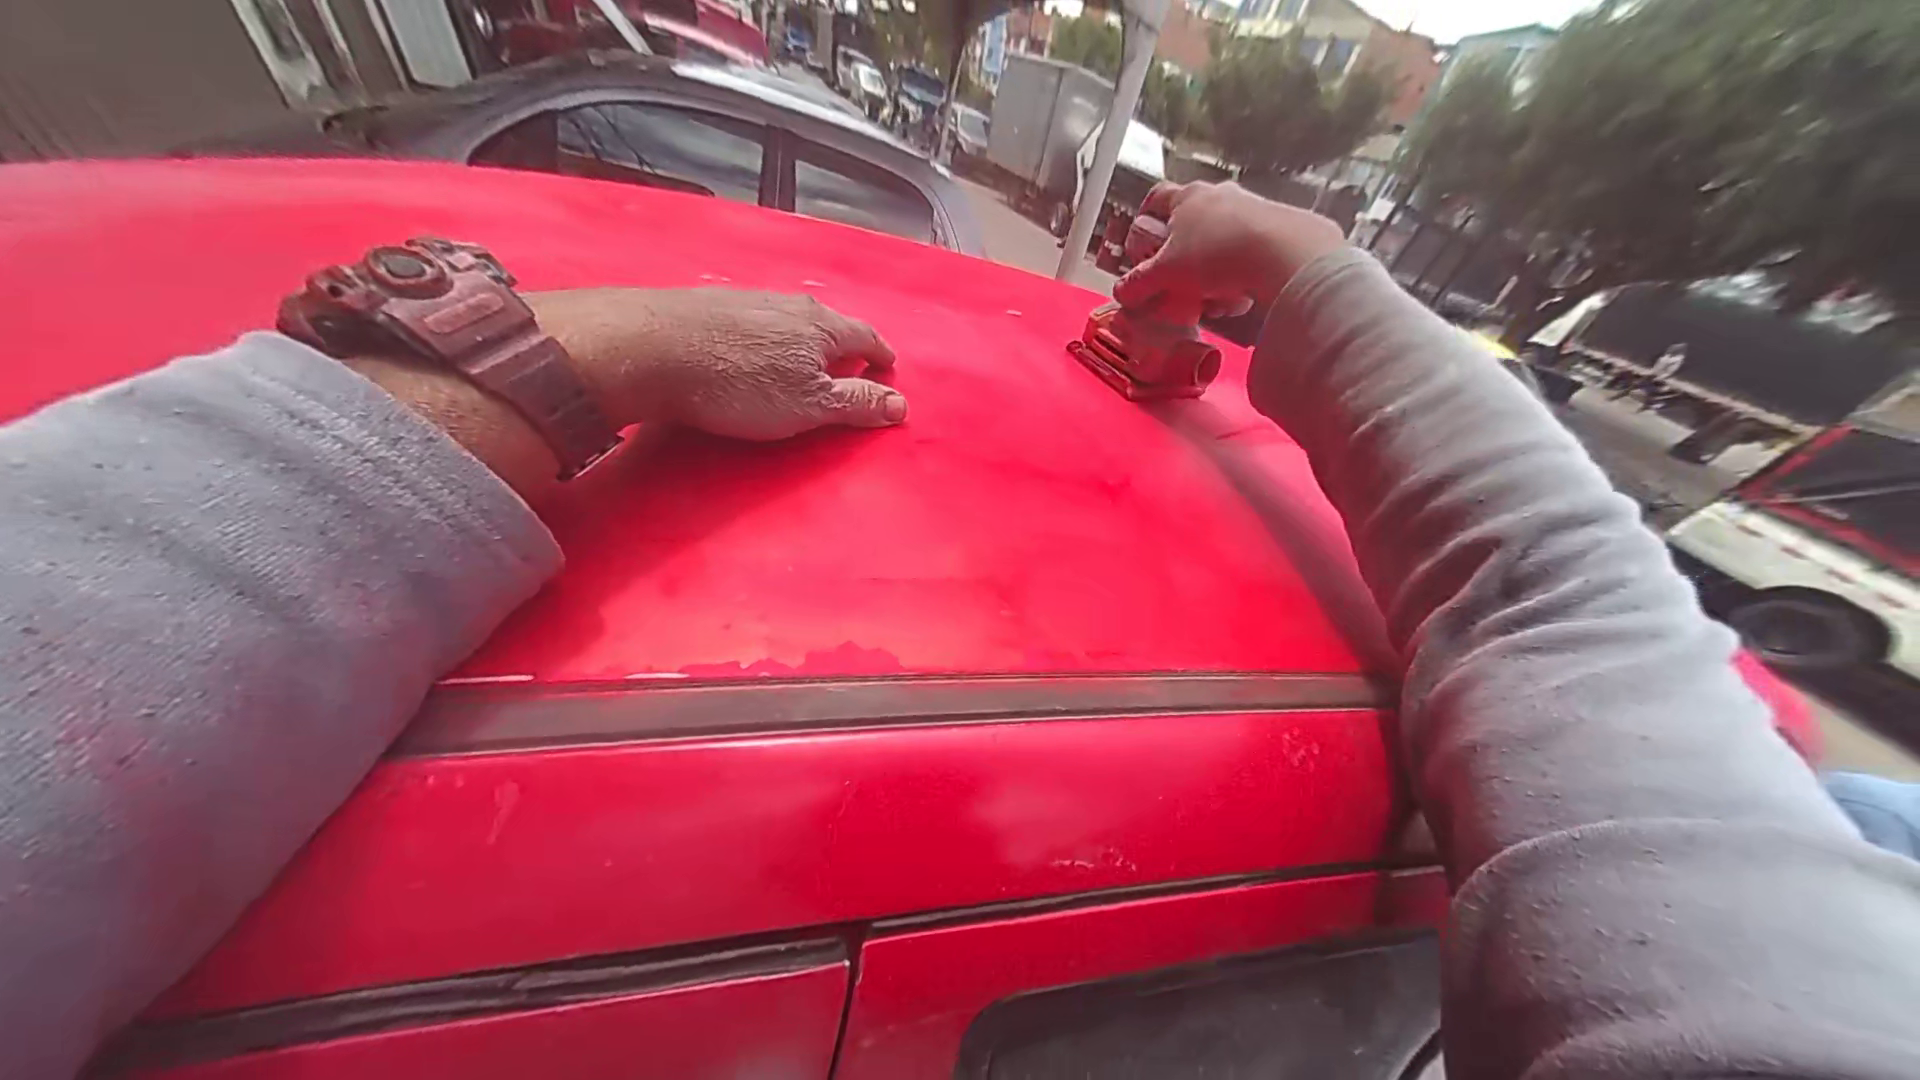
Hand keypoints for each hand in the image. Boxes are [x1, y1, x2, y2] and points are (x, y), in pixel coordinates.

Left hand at [527, 288, 904, 440]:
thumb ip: (857, 403)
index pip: (867, 337)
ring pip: (793, 320)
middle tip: (850, 370)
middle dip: (845, 348)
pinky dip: (771, 338)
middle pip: (831, 325)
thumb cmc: (743, 385)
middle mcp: (791, 305)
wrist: (652, 349)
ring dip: (806, 342)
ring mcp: (750, 300)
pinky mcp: (714, 306)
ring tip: (804, 364)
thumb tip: (901, 404)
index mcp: (823, 327)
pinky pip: (759, 322)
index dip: (882, 356)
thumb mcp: (811, 405)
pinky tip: (756, 353)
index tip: (888, 370)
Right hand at [1112, 181, 1346, 317]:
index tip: (1140, 238)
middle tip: (1172, 280)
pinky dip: (1235, 274)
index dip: (1143, 216)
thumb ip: (1138, 284)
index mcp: (1188, 197)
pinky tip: (1235, 298)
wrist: (1283, 254)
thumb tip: (1120, 293)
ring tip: (1207, 298)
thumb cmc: (1213, 255)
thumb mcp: (1166, 274)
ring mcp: (1250, 208)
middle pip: (1188, 222)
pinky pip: (1244, 252)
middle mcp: (1219, 195)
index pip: (1156, 197)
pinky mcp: (1276, 227)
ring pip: (1217, 240)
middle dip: (1179, 254)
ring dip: (1207, 270)